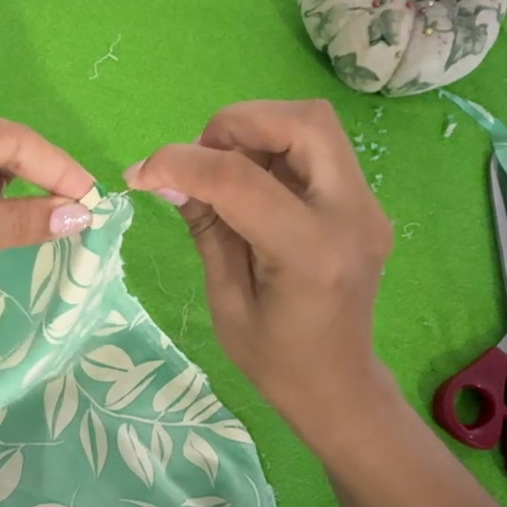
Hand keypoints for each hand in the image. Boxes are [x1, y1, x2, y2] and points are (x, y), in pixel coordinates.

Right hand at [125, 100, 393, 437]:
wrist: (337, 384)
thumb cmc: (273, 359)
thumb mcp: (225, 300)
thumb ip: (206, 230)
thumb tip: (167, 179)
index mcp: (309, 253)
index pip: (241, 180)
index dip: (181, 163)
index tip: (140, 173)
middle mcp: (350, 216)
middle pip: (303, 122)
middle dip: (236, 124)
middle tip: (198, 158)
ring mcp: (366, 206)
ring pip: (315, 125)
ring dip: (256, 131)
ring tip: (218, 169)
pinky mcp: (362, 204)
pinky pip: (318, 152)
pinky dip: (273, 150)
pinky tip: (246, 186)